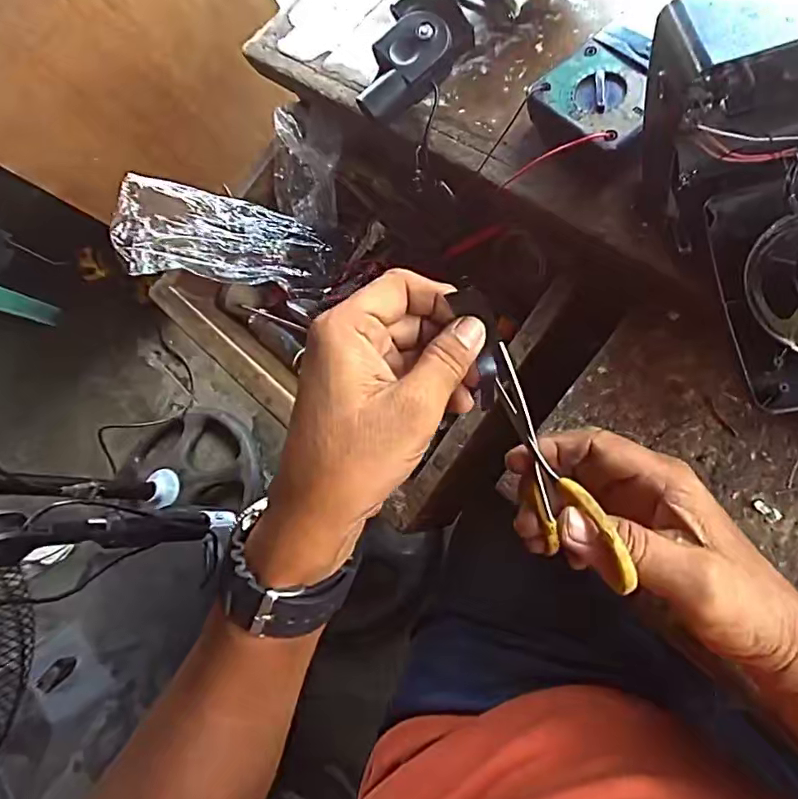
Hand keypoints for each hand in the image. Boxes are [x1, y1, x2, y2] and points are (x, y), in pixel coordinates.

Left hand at [257, 269, 484, 583]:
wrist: (319, 512)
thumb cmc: (346, 465)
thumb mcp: (416, 406)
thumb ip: (449, 359)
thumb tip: (472, 328)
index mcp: (346, 330)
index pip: (402, 286)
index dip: (443, 299)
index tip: (473, 319)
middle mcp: (344, 341)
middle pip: (410, 317)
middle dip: (449, 340)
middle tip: (478, 362)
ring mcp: (351, 366)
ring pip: (410, 346)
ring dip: (443, 366)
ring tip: (469, 390)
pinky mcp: (359, 389)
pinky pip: (401, 371)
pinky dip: (428, 383)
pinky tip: (452, 404)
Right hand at [507, 429, 797, 683]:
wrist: (774, 641)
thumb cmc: (745, 604)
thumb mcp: (689, 576)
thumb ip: (627, 546)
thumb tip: (567, 519)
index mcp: (665, 482)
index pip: (599, 447)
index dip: (554, 449)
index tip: (517, 465)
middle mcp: (652, 491)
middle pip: (584, 471)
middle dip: (547, 488)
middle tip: (525, 521)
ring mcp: (646, 516)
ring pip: (585, 499)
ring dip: (556, 514)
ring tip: (536, 542)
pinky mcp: (642, 543)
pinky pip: (595, 527)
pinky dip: (573, 536)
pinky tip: (565, 557)